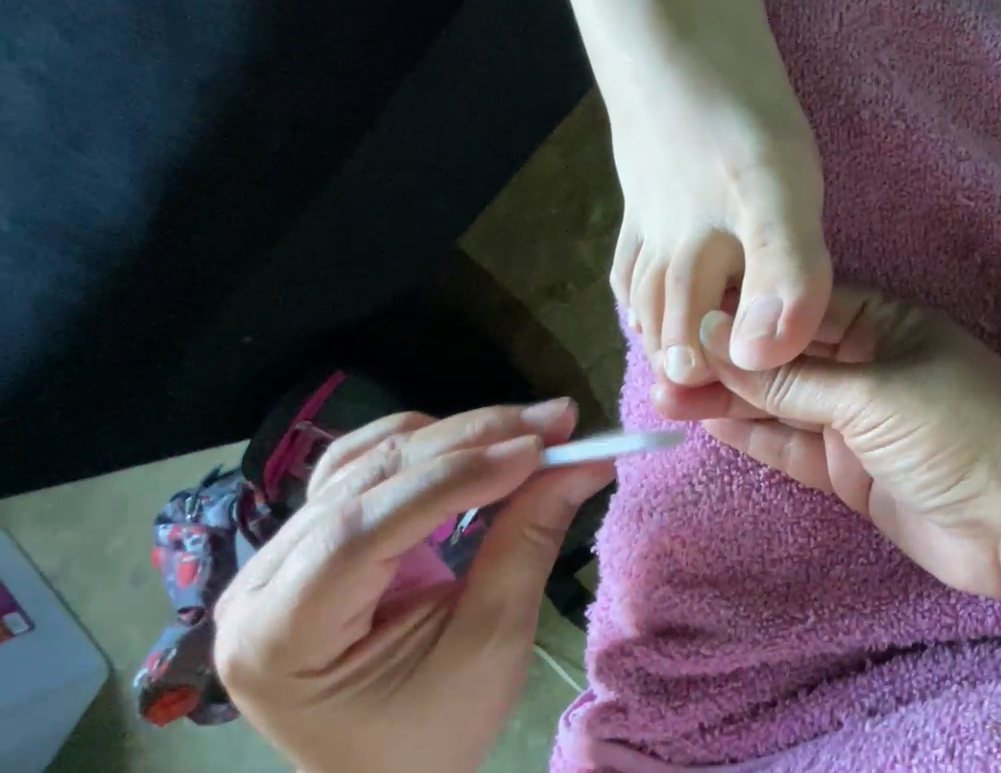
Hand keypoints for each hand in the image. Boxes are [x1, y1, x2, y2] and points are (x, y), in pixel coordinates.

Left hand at [214, 401, 612, 772]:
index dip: (455, 477)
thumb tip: (587, 461)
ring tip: (532, 429)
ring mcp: (281, 556)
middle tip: (560, 421)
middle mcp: (262, 583)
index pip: (362, 530)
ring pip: (367, 460)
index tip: (541, 449)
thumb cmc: (434, 730)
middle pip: (367, 480)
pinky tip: (480, 445)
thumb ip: (528, 541)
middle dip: (471, 441)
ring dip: (456, 435)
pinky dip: (431, 446)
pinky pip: (366, 469)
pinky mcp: (315, 539)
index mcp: (280, 636)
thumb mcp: (490, 644)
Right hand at [567, 0, 831, 389]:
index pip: (686, 338)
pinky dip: (667, 232)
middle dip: (679, 346)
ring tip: (681, 324)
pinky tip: (687, 223)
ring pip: (653, 256)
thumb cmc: (719, 86)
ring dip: (665, 297)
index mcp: (691, 246)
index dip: (703, 379)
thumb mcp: (773, 184)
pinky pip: (660, 202)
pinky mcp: (672, 129)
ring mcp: (659, 174)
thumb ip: (782, 273)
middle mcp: (665, 220)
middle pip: (660, 305)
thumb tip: (768, 365)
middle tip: (704, 380)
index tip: (723, 408)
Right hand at [658, 288, 1000, 599]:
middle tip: (659, 363)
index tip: (680, 315)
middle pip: (785, 358)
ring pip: (783, 404)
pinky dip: (756, 436)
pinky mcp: (854, 469)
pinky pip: (796, 445)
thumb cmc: (962, 431)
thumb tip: (714, 340)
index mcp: (888, 322)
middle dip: (727, 361)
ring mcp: (861, 420)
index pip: (801, 307)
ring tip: (666, 392)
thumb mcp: (873, 394)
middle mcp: (870, 364)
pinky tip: (710, 422)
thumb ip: (791, 380)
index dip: (742, 312)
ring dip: (730, 400)